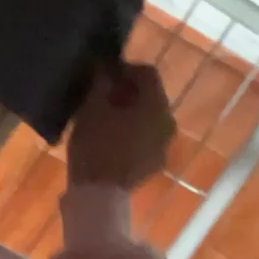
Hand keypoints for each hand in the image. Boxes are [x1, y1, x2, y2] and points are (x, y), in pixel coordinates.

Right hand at [67, 62, 174, 189]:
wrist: (99, 193)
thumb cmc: (94, 146)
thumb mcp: (91, 108)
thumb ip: (101, 82)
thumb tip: (103, 65)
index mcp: (155, 104)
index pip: (146, 73)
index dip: (123, 68)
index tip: (100, 74)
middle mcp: (168, 121)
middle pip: (149, 97)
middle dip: (126, 93)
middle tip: (98, 99)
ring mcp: (164, 145)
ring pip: (147, 120)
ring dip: (128, 115)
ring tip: (101, 122)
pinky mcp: (154, 164)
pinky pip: (144, 140)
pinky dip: (129, 135)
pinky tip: (107, 143)